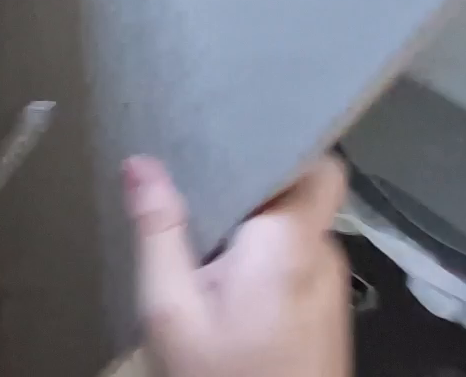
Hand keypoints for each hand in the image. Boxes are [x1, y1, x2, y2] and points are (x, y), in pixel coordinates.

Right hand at [125, 155, 351, 376]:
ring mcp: (325, 286)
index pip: (316, 167)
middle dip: (237, 170)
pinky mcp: (317, 307)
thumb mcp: (171, 308)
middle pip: (289, 190)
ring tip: (182, 197)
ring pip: (284, 220)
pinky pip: (283, 249)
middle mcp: (321, 258)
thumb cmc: (223, 376)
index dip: (280, 136)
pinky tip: (206, 247)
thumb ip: (159, 230)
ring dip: (238, 207)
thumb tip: (141, 161)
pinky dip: (247, 238)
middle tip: (178, 154)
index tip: (226, 115)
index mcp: (291, 247)